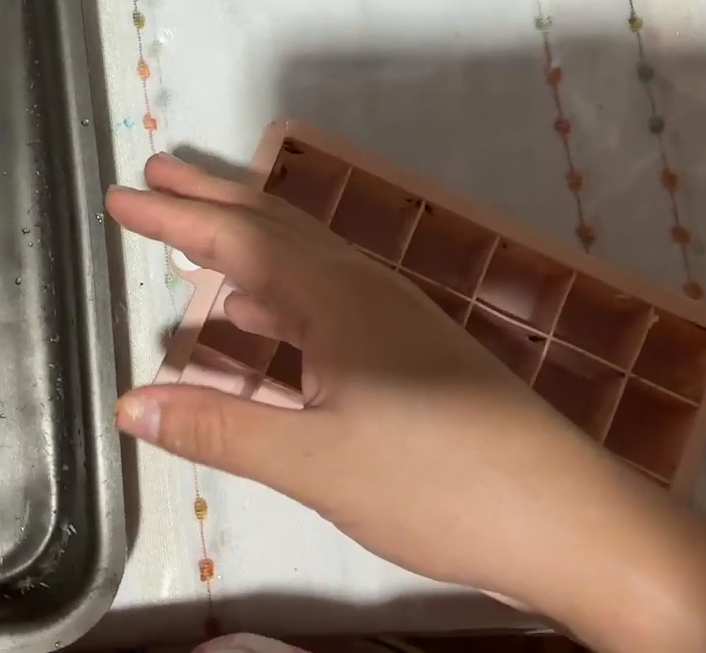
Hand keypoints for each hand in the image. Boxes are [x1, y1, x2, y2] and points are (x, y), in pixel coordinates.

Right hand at [107, 154, 705, 652]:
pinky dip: (268, 284)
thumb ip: (216, 430)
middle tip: (153, 172)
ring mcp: (386, 314)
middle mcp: (359, 287)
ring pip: (294, 252)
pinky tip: (250, 309)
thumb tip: (125, 405)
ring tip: (189, 226)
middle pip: (268, 223)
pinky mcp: (401, 345)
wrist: (587, 533)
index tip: (118, 196)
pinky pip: (314, 291)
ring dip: (237, 233)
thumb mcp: (315, 465)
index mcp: (335, 298)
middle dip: (205, 197)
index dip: (170, 216)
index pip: (234, 238)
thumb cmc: (445, 488)